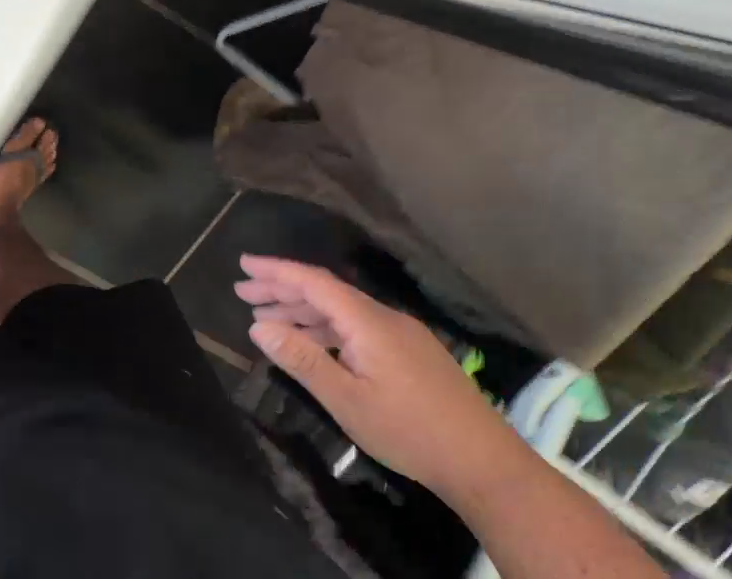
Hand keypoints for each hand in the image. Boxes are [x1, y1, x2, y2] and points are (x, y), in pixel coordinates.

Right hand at [236, 255, 529, 495]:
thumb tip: (258, 326)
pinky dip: (326, 328)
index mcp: (369, 323)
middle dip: (282, 290)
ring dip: (303, 312)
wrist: (490, 468)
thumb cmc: (411, 432)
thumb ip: (302, 359)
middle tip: (242, 294)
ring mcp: (404, 337)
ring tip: (267, 321)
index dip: (275, 271)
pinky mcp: (414, 355)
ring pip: (343, 312)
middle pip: (327, 292)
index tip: (242, 264)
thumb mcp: (346, 400)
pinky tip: (313, 344)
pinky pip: (359, 327)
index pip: (314, 283)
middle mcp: (387, 320)